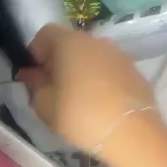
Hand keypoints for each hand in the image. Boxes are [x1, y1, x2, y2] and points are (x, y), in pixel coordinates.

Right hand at [18, 26, 160, 158]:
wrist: (132, 134)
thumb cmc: (80, 115)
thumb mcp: (44, 104)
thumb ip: (34, 84)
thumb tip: (31, 73)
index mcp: (69, 42)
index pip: (45, 33)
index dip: (35, 52)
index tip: (34, 76)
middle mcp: (95, 41)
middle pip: (70, 43)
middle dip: (58, 62)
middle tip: (53, 89)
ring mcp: (119, 55)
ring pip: (91, 56)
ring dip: (80, 71)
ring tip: (77, 99)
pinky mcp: (135, 71)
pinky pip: (109, 70)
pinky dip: (100, 81)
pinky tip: (100, 105)